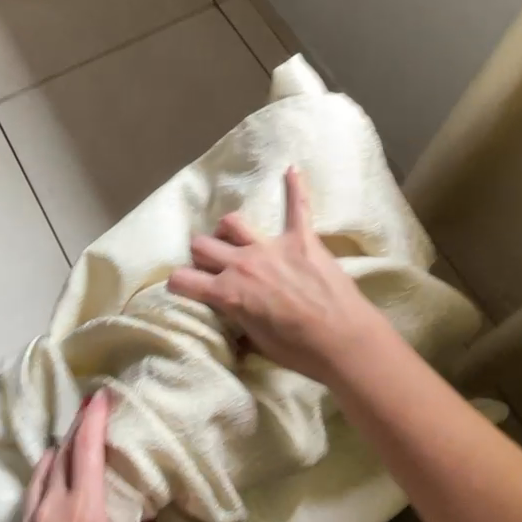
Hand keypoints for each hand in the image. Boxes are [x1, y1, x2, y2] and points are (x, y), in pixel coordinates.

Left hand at [0, 390, 157, 521]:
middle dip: (77, 428)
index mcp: (83, 511)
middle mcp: (48, 510)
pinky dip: (43, 487)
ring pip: (38, 475)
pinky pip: (27, 503)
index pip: (86, 447)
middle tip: (90, 411)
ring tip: (69, 449)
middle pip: (59, 453)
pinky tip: (51, 500)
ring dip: (56, 455)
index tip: (101, 394)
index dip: (94, 416)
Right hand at [167, 167, 390, 385]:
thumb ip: (237, 320)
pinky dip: (296, 188)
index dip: (179, 284)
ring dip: (228, 231)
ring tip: (235, 239)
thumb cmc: (300, 351)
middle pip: (202, 245)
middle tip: (212, 266)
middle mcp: (242, 264)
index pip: (183, 280)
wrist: (343, 341)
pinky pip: (298, 206)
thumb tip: (231, 316)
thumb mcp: (256, 343)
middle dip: (201, 255)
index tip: (183, 287)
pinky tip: (292, 170)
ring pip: (233, 223)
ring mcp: (271, 247)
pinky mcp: (302, 239)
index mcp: (228, 293)